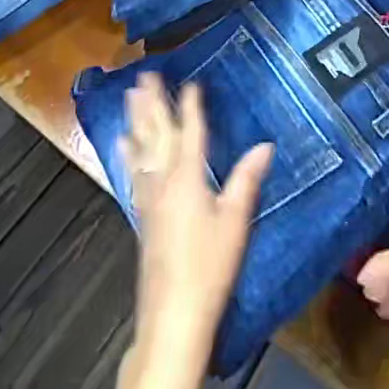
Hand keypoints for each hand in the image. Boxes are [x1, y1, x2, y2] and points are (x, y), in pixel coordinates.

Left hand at [117, 73, 272, 388]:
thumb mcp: (235, 220)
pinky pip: (133, 172)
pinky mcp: (142, 215)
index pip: (190, 132)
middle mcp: (163, 180)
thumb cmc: (210, 265)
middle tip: (144, 75)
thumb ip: (247, 179)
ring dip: (136, 119)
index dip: (191, 105)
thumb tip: (265, 144)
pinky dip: (128, 153)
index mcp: (187, 177)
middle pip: (157, 133)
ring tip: (129, 95)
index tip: (191, 81)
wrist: (173, 313)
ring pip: (140, 148)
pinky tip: (123, 145)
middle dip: (152, 102)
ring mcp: (148, 197)